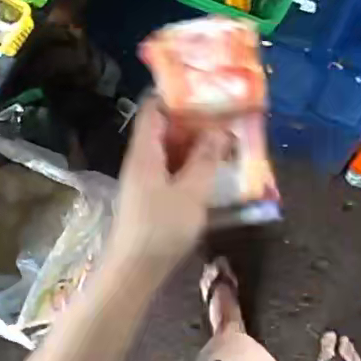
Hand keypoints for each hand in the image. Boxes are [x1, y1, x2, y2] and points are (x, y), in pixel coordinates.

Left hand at [105, 101, 220, 278]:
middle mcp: (140, 160)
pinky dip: (190, 165)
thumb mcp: (191, 192)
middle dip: (194, 120)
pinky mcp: (149, 197)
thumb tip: (219, 130)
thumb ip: (205, 159)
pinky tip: (212, 171)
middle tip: (227, 115)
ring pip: (169, 151)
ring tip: (226, 140)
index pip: (153, 108)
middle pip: (164, 128)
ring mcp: (143, 179)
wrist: (133, 270)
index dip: (176, 94)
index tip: (207, 89)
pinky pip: (171, 170)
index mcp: (144, 151)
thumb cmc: (161, 228)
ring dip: (195, 144)